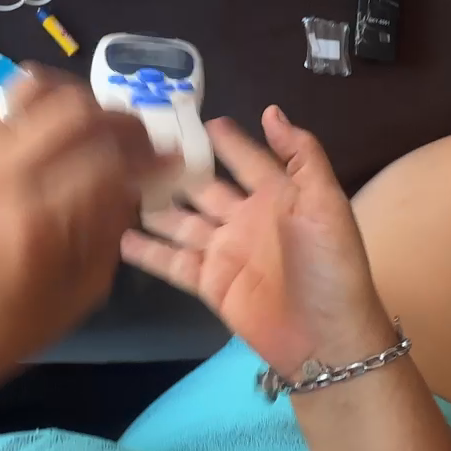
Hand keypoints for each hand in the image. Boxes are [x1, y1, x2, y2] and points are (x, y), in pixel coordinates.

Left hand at [0, 68, 170, 371]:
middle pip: (82, 113)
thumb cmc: (3, 329)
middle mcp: (9, 176)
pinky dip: (49, 97)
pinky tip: (64, 120)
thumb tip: (134, 182)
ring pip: (47, 92)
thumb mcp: (78, 294)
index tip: (170, 163)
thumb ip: (111, 230)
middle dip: (125, 123)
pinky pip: (12, 98)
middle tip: (141, 144)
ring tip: (102, 127)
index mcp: (40, 222)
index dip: (151, 158)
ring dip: (88, 102)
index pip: (111, 161)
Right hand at [121, 106, 394, 378]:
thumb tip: (271, 110)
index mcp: (277, 196)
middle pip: (206, 187)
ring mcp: (225, 251)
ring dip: (157, 205)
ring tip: (122, 185)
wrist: (327, 340)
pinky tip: (121, 236)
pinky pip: (174, 262)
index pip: (247, 160)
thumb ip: (301, 155)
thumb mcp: (325, 204)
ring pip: (183, 221)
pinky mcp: (210, 283)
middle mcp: (246, 217)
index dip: (227, 141)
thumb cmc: (330, 266)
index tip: (199, 119)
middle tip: (143, 148)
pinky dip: (149, 251)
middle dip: (180, 169)